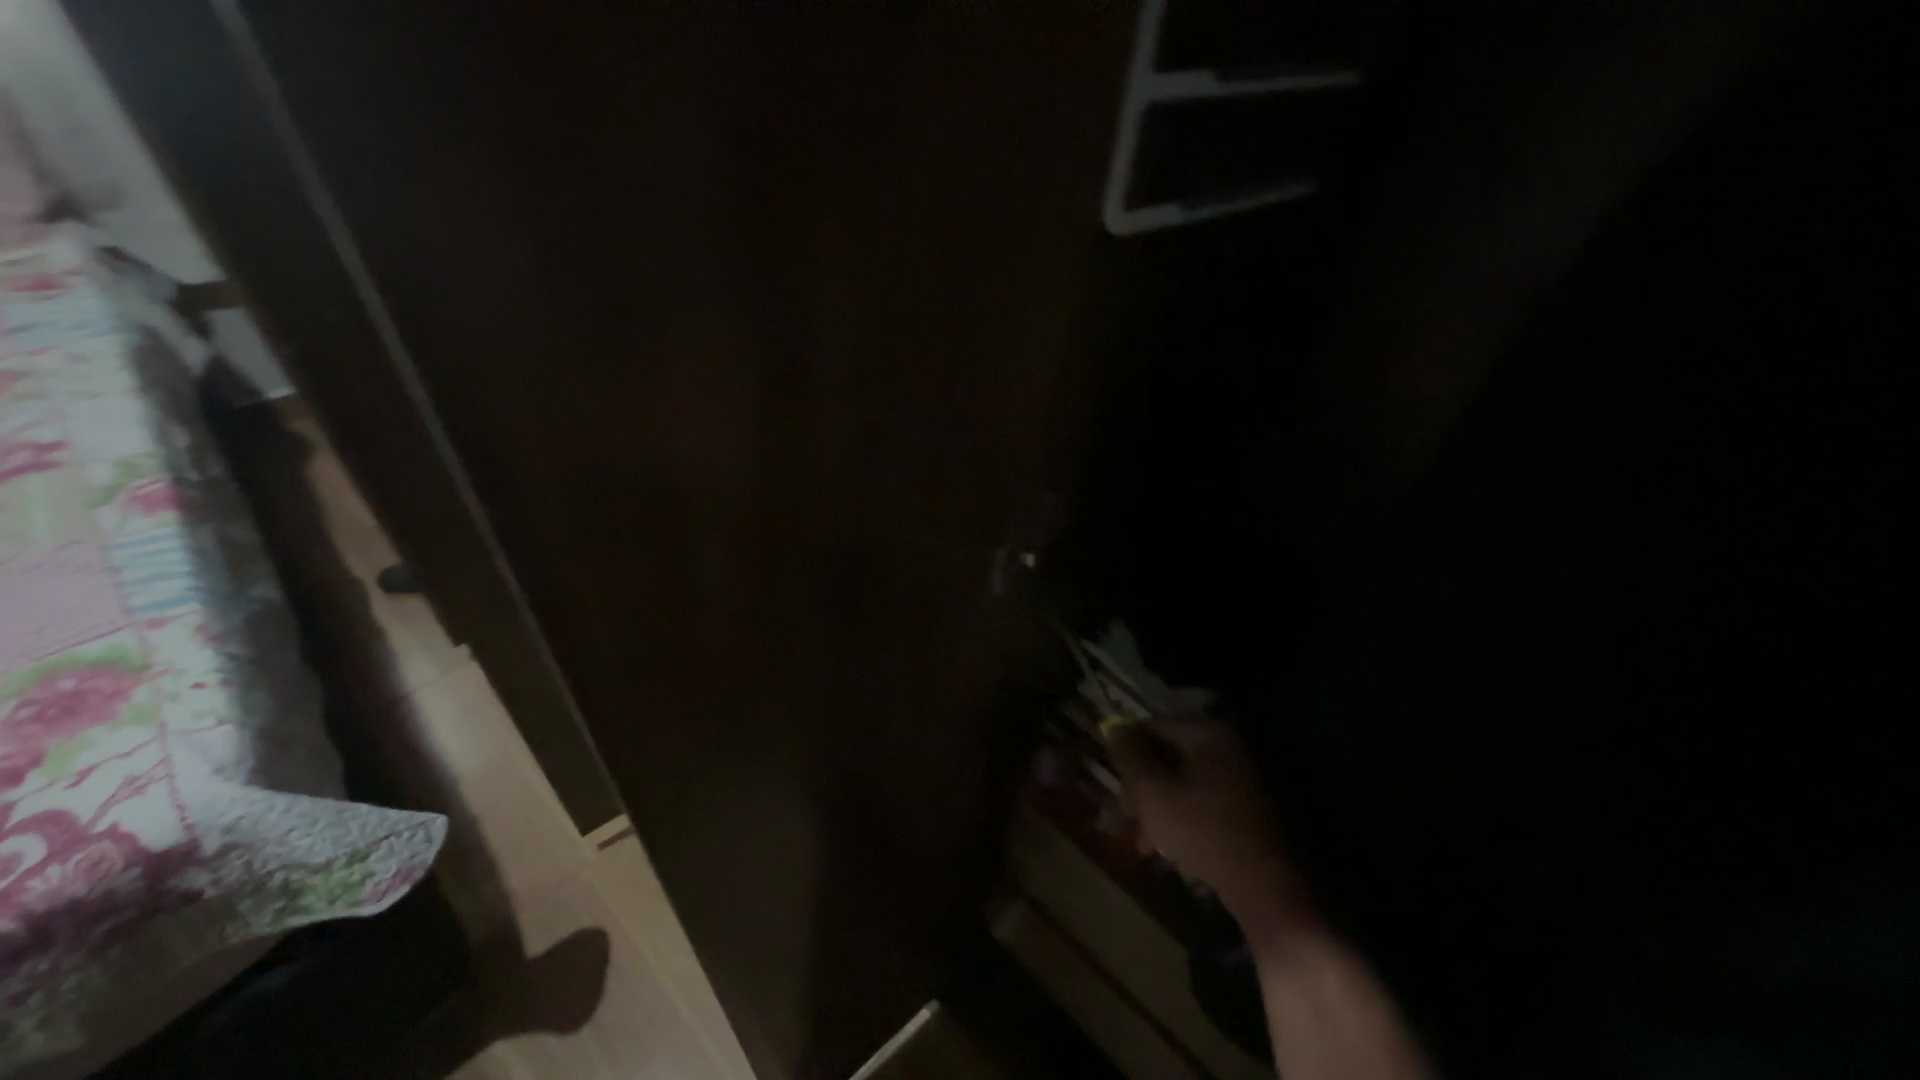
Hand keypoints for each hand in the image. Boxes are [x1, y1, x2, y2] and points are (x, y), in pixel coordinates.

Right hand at [1107, 717, 1312, 941]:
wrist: (1263, 883)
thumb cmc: (1201, 831)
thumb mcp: (1152, 793)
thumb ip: (1129, 756)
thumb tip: (1115, 727)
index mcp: (1207, 734)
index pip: (1153, 728)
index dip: (1126, 754)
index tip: (1113, 785)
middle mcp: (1228, 746)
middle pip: (1168, 756)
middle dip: (1141, 787)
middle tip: (1124, 818)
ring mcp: (1243, 776)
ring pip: (1183, 782)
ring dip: (1158, 807)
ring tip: (1142, 842)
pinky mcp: (1249, 806)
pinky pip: (1204, 801)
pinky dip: (1182, 818)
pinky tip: (1168, 849)